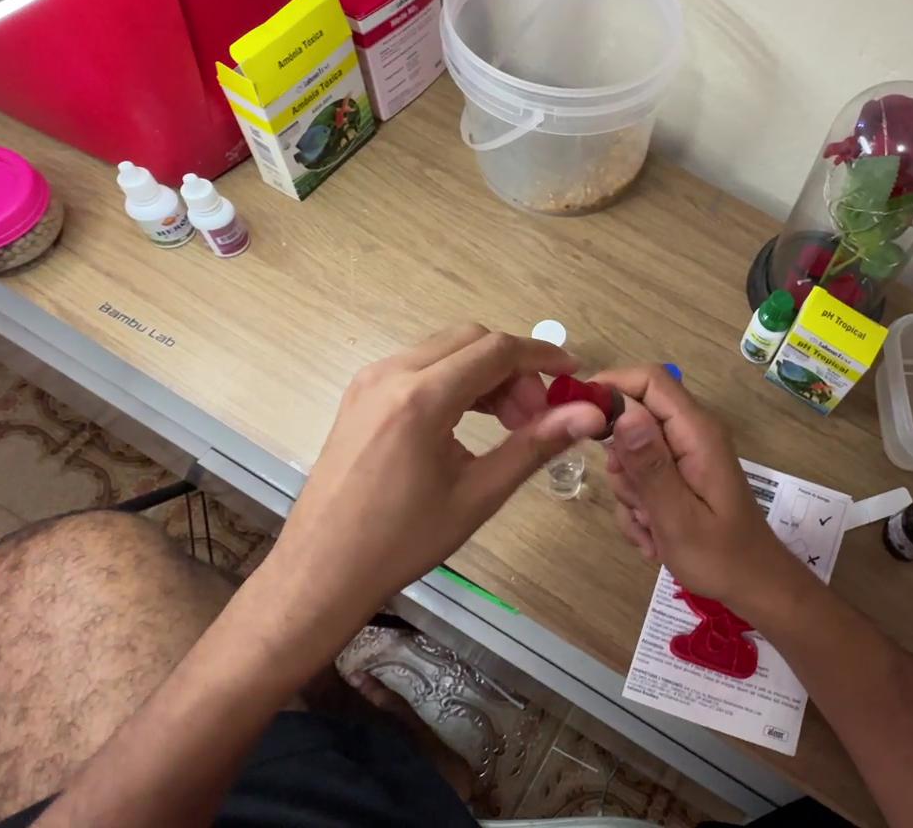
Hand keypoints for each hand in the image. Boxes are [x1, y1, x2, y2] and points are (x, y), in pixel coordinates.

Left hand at [265, 325, 606, 647]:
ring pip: (447, 349)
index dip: (543, 357)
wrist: (320, 571)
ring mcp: (370, 380)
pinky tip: (471, 420)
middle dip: (515, 369)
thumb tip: (591, 415)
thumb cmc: (402, 541)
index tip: (575, 376)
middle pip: (473, 340)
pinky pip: (422, 365)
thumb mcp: (478, 494)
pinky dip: (457, 380)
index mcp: (421, 398)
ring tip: (510, 423)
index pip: (497, 351)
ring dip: (487, 373)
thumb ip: (536, 444)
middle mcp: (392, 374)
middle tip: (537, 415)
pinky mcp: (362, 394)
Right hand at [595, 367, 813, 619]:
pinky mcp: (681, 474)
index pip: (650, 380)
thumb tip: (623, 414)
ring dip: (630, 492)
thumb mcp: (677, 517)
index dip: (611, 387)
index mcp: (697, 432)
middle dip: (621, 460)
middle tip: (634, 500)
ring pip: (633, 452)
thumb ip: (649, 465)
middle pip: (635, 417)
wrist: (753, 584)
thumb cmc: (720, 555)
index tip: (578, 419)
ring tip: (651, 528)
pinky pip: (643, 477)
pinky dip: (639, 507)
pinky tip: (654, 537)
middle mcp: (693, 433)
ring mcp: (686, 454)